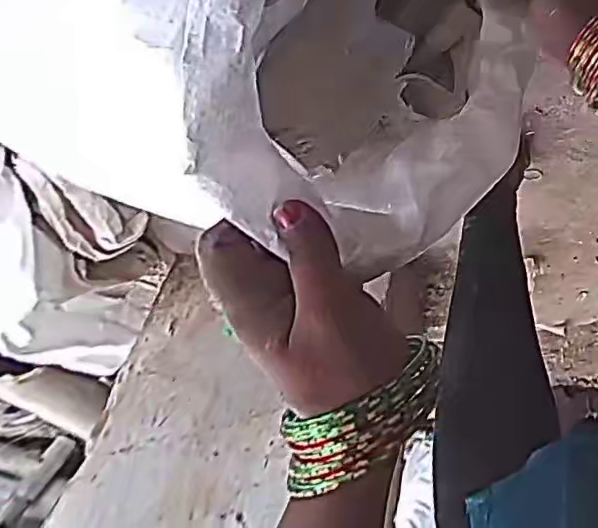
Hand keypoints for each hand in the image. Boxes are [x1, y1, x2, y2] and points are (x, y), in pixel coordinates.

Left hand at [197, 200, 407, 415]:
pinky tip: (355, 227)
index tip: (280, 185)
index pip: (221, 246)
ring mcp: (296, 299)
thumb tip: (287, 207)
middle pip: (255, 242)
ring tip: (337, 201)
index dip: (243, 213)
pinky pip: (317, 257)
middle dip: (279, 211)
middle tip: (315, 186)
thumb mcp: (327, 306)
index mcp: (248, 304)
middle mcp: (265, 298)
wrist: (376, 412)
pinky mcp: (327, 299)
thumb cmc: (345, 368)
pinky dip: (330, 239)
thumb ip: (309, 255)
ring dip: (308, 223)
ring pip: (288, 247)